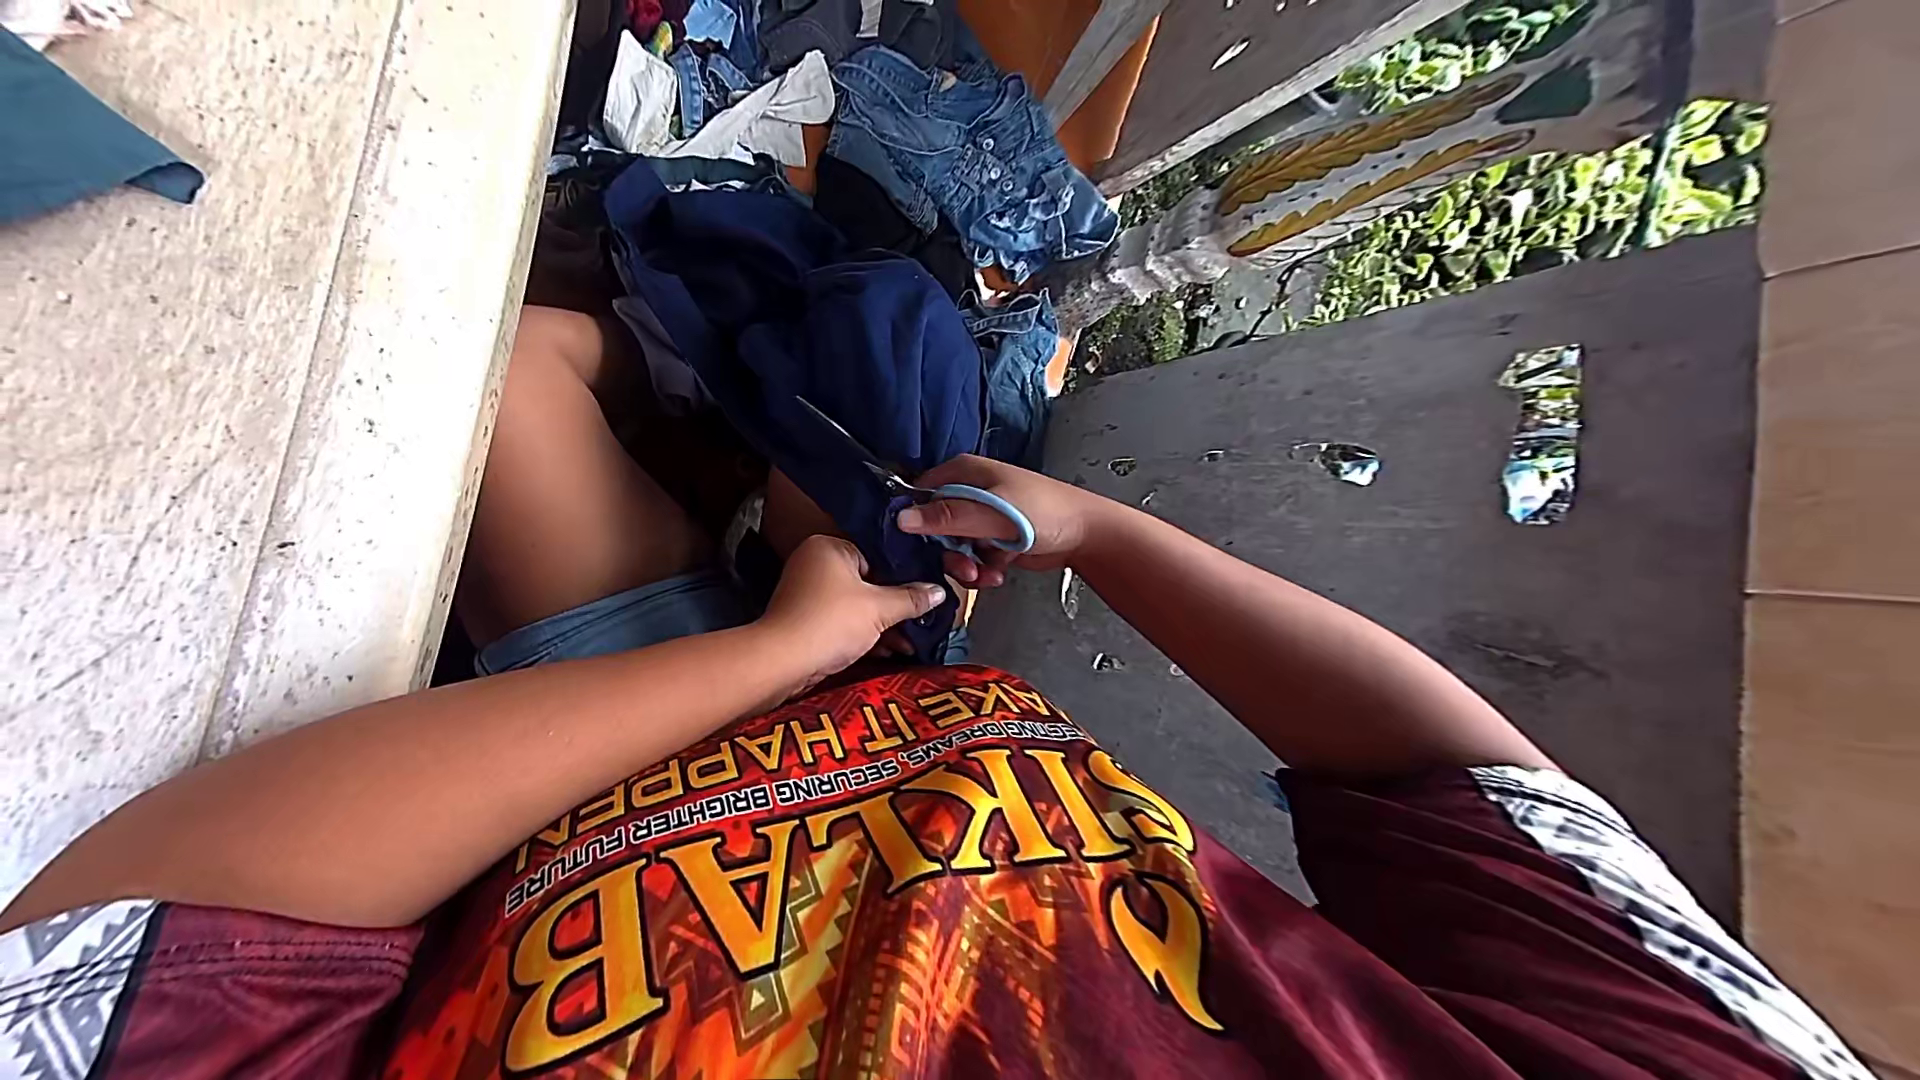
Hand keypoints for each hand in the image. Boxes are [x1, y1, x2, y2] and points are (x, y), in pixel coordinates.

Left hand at [756, 535, 946, 695]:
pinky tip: (891, 649)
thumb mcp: (880, 608)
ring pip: (858, 604)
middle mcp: (816, 563)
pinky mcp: (807, 620)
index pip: (877, 553)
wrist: (783, 663)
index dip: (905, 574)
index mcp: (829, 546)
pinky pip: (844, 620)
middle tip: (924, 617)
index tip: (928, 590)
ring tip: (912, 639)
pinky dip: (865, 633)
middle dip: (896, 604)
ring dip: (884, 623)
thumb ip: (911, 598)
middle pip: (869, 581)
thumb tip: (939, 591)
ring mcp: (808, 593)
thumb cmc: (830, 623)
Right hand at [897, 455, 1107, 588]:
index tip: (918, 546)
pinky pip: (973, 557)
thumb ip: (948, 517)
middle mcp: (970, 492)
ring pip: (953, 546)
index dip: (915, 521)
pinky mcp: (993, 538)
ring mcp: (982, 517)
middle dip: (947, 552)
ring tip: (984, 575)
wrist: (1087, 534)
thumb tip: (902, 518)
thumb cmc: (1044, 513)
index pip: (921, 494)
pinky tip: (996, 575)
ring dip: (965, 566)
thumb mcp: (992, 514)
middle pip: (936, 526)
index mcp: (965, 473)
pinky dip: (981, 570)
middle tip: (964, 568)